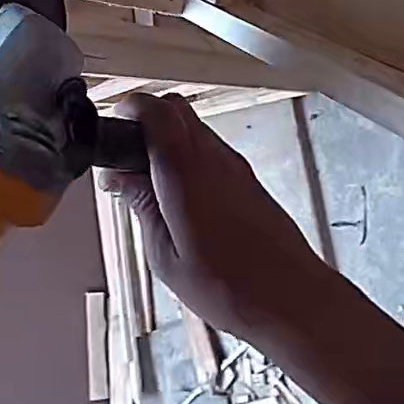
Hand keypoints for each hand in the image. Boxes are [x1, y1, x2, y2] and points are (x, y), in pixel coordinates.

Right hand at [100, 93, 340, 344]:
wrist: (290, 295)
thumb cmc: (231, 285)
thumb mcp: (165, 255)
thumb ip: (141, 207)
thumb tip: (120, 180)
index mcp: (185, 172)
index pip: (156, 112)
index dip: (130, 108)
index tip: (114, 123)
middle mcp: (213, 158)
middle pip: (176, 108)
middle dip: (145, 118)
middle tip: (125, 152)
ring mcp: (234, 164)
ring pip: (194, 127)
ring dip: (167, 138)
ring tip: (147, 180)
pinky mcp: (246, 177)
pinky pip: (210, 148)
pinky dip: (187, 155)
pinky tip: (177, 194)